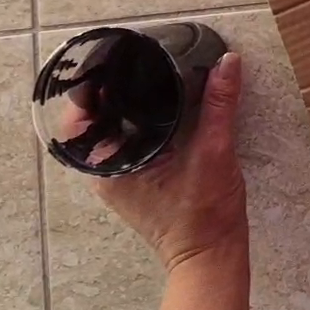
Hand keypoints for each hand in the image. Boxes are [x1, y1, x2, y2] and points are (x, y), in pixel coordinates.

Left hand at [92, 51, 249, 270]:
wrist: (213, 255)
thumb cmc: (202, 212)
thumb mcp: (214, 151)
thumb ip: (220, 105)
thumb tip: (229, 60)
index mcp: (110, 167)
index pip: (80, 121)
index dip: (89, 89)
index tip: (109, 59)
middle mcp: (109, 170)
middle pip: (99, 121)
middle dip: (113, 88)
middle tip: (135, 55)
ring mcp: (126, 175)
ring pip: (118, 129)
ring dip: (130, 102)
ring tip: (151, 68)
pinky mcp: (146, 176)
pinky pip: (136, 137)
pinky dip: (146, 117)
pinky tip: (168, 100)